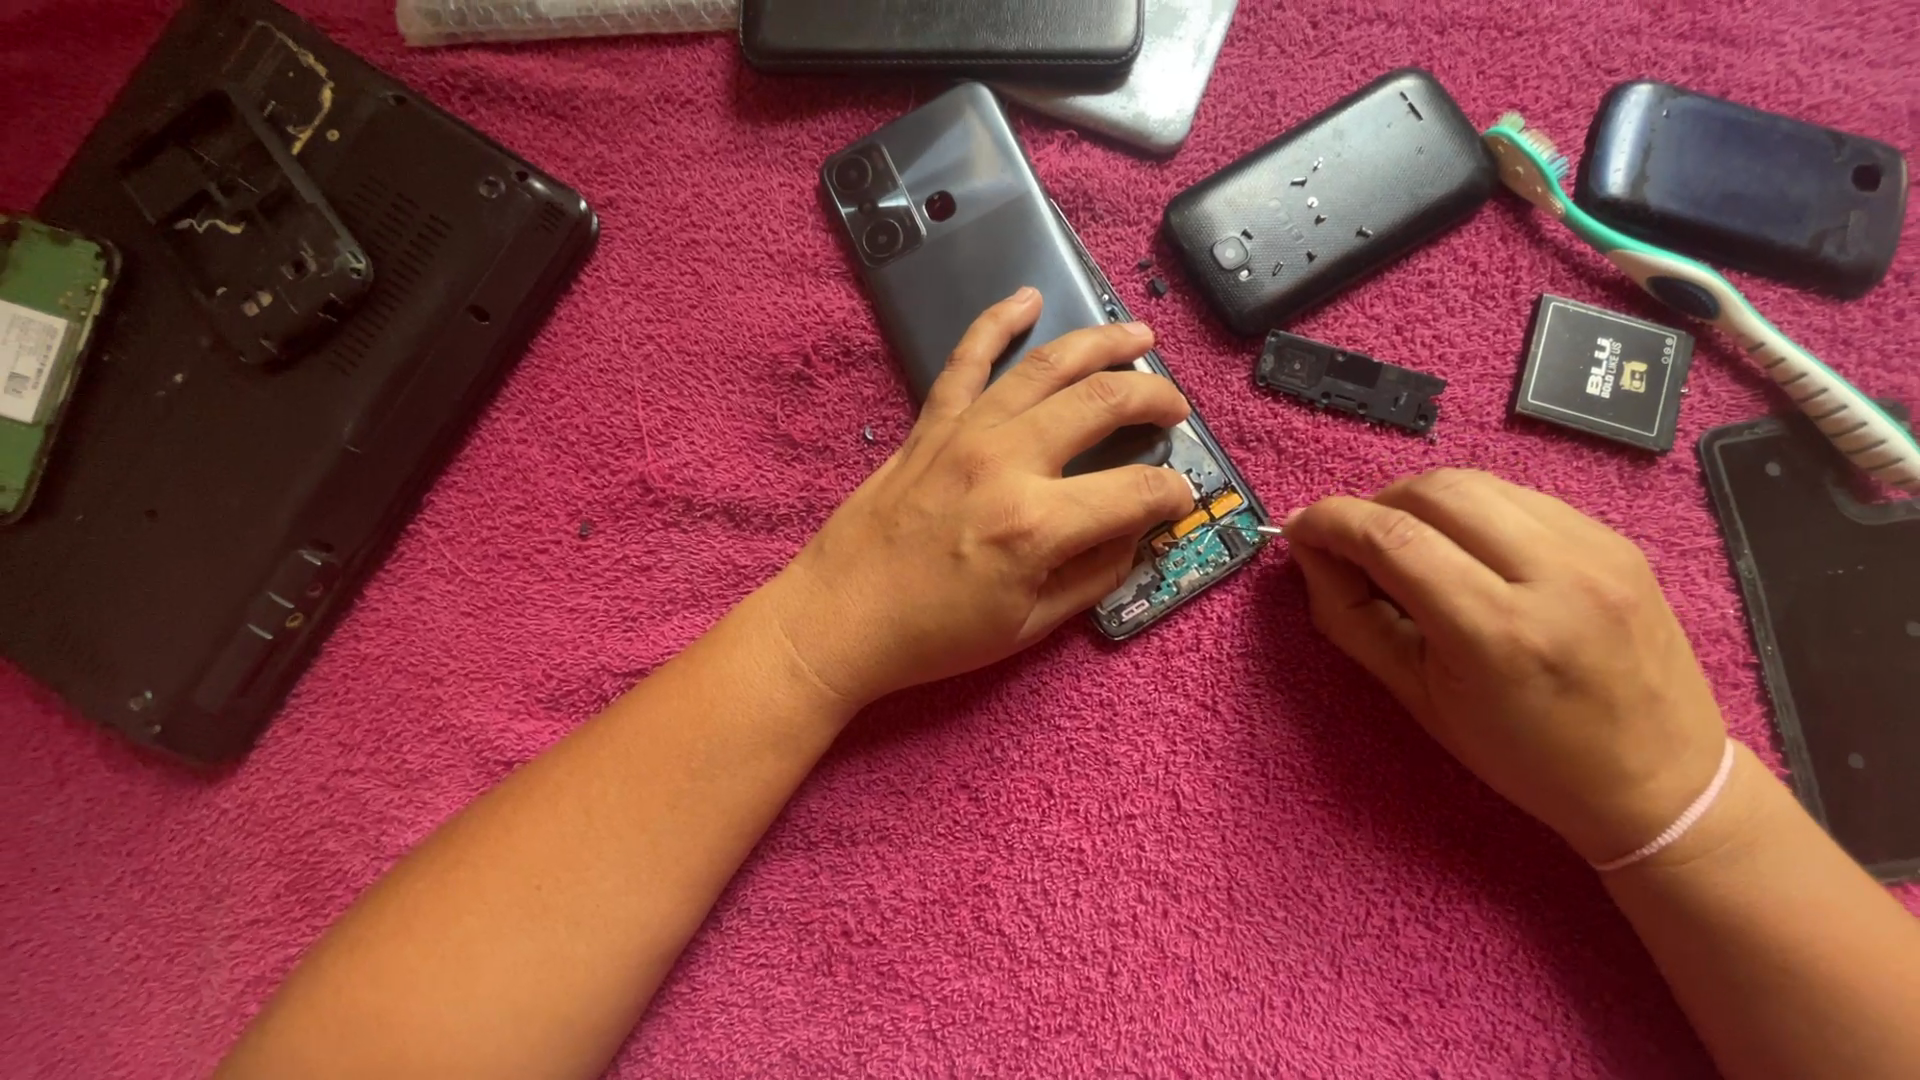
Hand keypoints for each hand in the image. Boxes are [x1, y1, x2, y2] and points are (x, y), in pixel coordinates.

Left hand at [762, 288, 1194, 706]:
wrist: (840, 618)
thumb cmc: (935, 634)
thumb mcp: (1029, 626)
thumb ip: (1095, 575)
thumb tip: (1137, 533)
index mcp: (1038, 525)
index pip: (1136, 492)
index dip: (1172, 493)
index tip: (1179, 497)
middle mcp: (1007, 462)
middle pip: (1103, 403)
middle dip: (1156, 398)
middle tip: (1177, 407)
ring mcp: (964, 434)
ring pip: (1047, 366)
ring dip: (1102, 343)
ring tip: (1140, 336)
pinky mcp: (929, 424)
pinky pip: (966, 358)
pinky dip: (997, 322)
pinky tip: (1026, 298)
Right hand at [1285, 469, 1728, 864]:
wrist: (1660, 780)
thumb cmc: (1522, 755)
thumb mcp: (1415, 696)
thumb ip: (1351, 616)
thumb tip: (1311, 552)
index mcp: (1498, 632)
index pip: (1393, 539)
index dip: (1331, 521)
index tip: (1300, 529)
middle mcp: (1555, 574)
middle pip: (1433, 491)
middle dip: (1373, 504)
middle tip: (1354, 544)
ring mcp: (1597, 549)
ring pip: (1476, 482)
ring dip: (1418, 501)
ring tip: (1406, 544)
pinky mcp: (1616, 539)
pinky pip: (1517, 496)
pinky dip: (1468, 510)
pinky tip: (1463, 549)